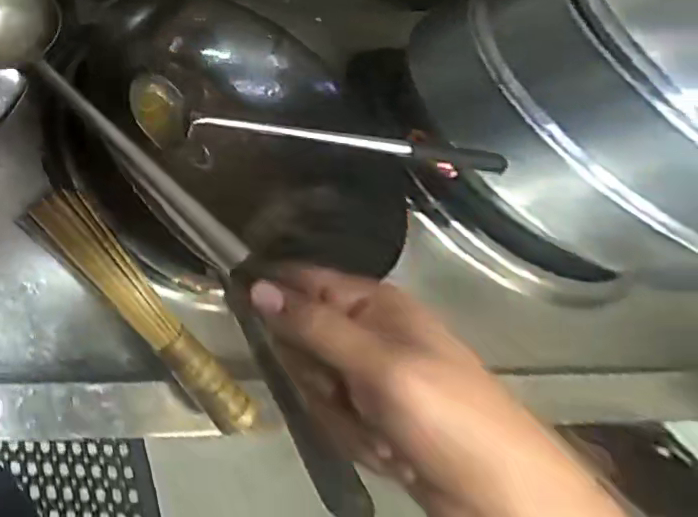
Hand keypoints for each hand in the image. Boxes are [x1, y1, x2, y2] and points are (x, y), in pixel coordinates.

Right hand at [251, 265, 622, 516]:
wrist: (521, 511)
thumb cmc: (454, 423)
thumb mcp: (380, 366)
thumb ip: (312, 324)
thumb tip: (252, 285)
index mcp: (373, 305)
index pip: (295, 278)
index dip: (269, 296)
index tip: (252, 320)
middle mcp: (367, 332)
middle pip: (293, 333)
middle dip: (312, 372)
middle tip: (343, 391)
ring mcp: (371, 376)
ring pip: (308, 378)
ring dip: (334, 411)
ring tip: (380, 434)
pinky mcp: (373, 414)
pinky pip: (329, 411)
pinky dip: (352, 435)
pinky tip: (389, 452)